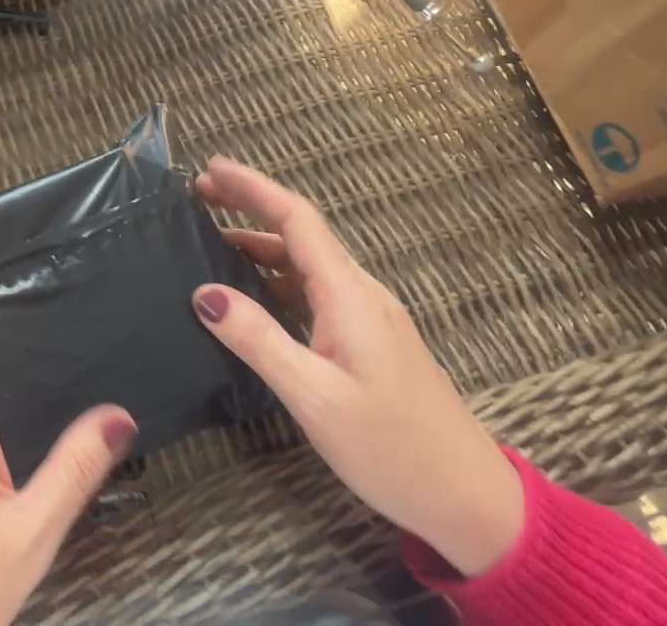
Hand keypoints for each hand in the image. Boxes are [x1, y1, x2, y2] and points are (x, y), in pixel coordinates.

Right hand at [190, 157, 523, 577]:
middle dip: (250, 206)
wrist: (467, 497)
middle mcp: (359, 293)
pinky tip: (249, 293)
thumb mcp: (314, 396)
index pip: (297, 220)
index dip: (253, 188)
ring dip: (259, 244)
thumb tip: (204, 293)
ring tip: (211, 242)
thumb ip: (257, 339)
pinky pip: (312, 291)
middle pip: (300, 232)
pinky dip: (274, 278)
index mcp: (348, 295)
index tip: (210, 169)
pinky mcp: (366, 339)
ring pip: (305, 263)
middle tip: (199, 196)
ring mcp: (366, 316)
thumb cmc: (391, 446)